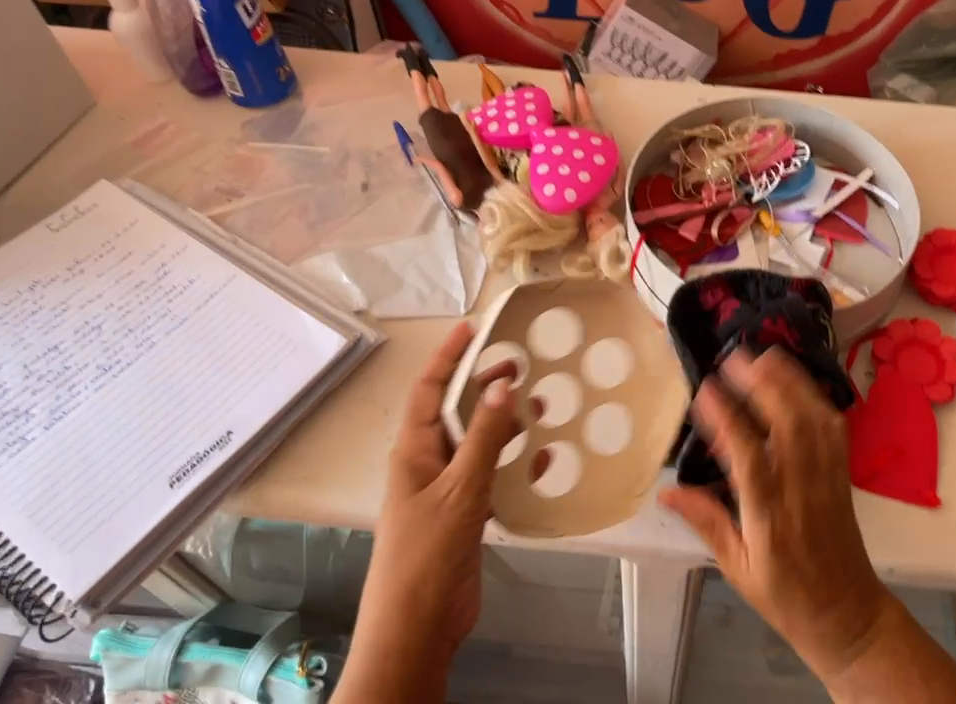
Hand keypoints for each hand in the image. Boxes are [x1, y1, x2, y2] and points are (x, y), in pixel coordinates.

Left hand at [344, 323, 518, 699]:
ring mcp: (447, 491)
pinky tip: (542, 459)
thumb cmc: (427, 552)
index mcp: (414, 451)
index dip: (446, 357)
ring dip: (506, 426)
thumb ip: (483, 438)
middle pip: (457, 413)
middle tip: (522, 367)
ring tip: (541, 407)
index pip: (428, 390)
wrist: (418, 626)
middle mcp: (428, 464)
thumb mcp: (459, 490)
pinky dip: (515, 465)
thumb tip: (501, 385)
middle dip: (485, 388)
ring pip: (479, 444)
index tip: (471, 328)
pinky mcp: (466, 516)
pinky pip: (492, 477)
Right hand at [660, 348, 893, 680]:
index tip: (705, 388)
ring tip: (765, 354)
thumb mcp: (737, 567)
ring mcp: (827, 479)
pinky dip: (816, 399)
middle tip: (736, 357)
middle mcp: (802, 491)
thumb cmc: (785, 595)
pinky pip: (833, 430)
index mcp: (770, 518)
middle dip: (764, 386)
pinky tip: (799, 381)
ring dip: (791, 383)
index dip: (727, 420)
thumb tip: (666, 492)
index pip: (749, 459)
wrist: (847, 615)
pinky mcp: (842, 475)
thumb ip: (706, 523)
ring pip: (814, 422)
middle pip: (788, 427)